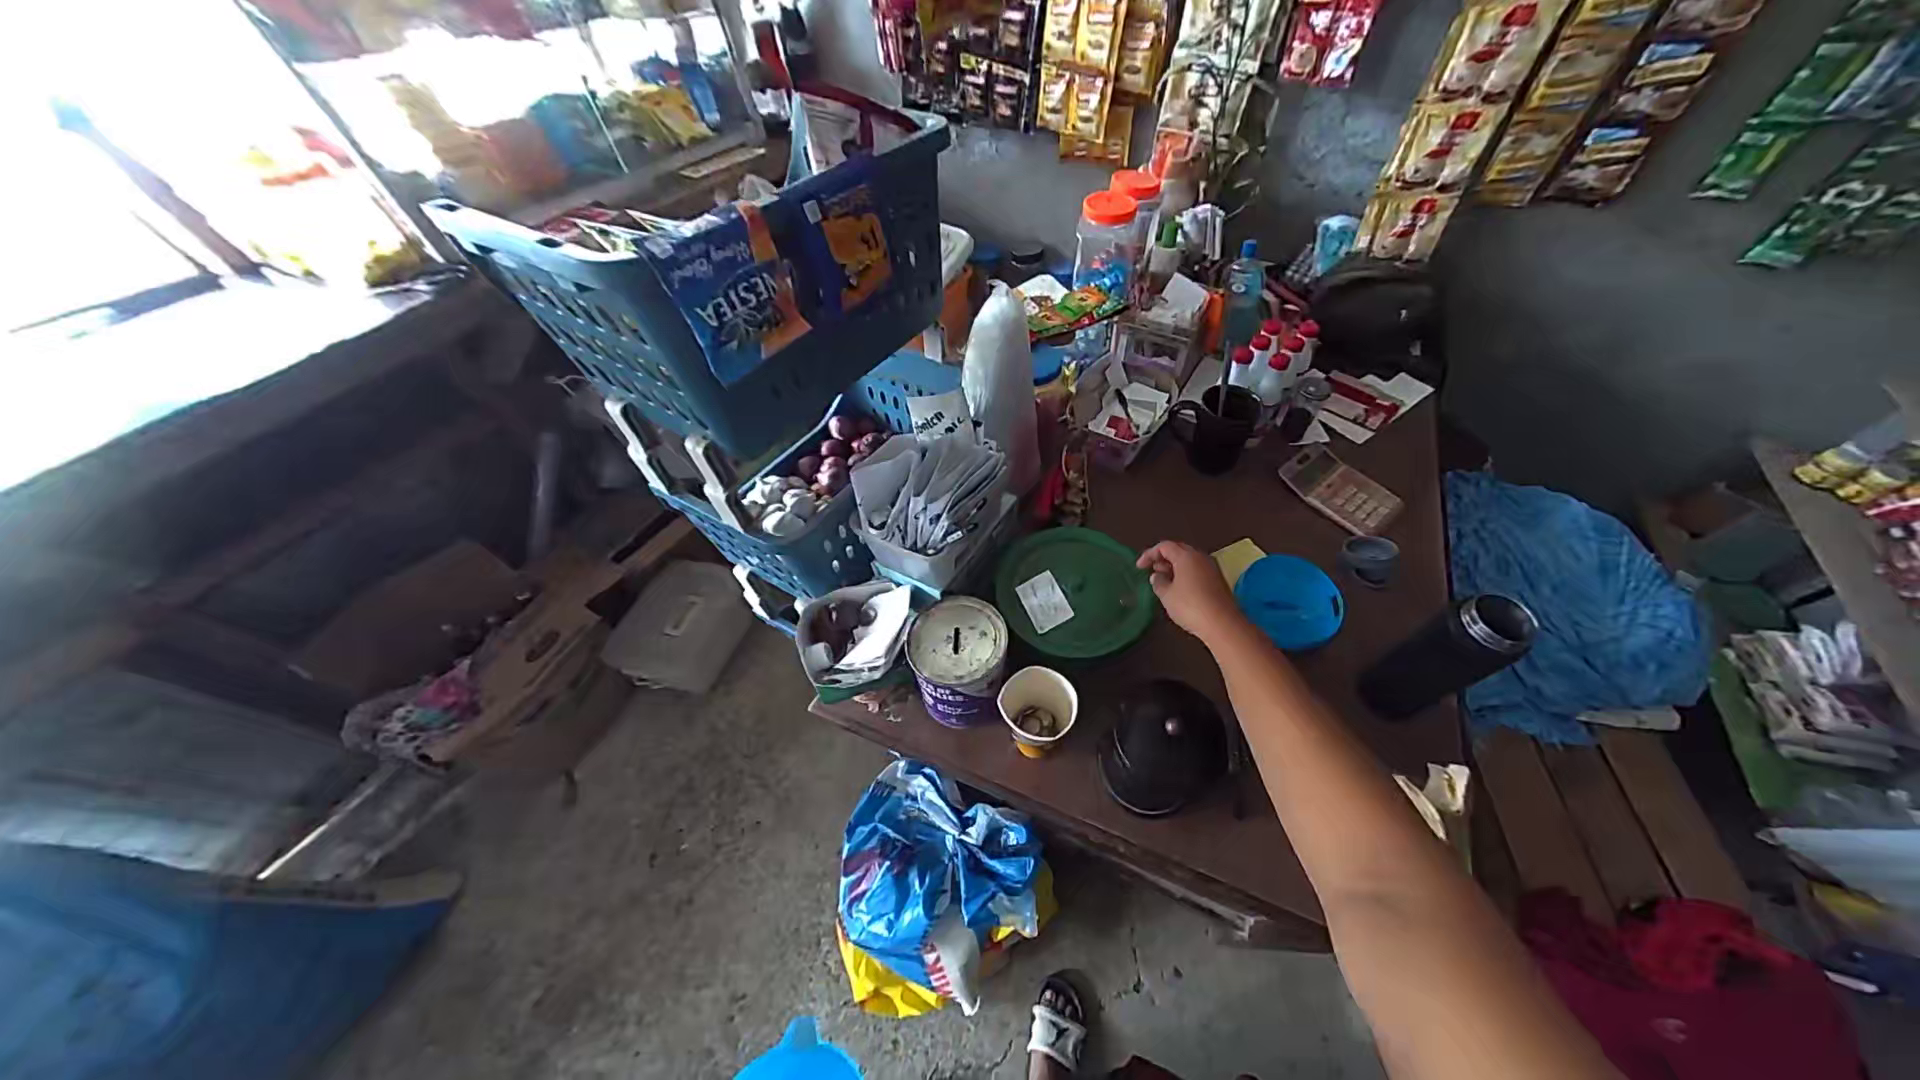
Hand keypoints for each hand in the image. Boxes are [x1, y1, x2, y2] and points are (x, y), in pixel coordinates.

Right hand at [1136, 541, 1243, 642]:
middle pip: (1178, 550)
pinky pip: (1198, 570)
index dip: (1149, 554)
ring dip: (1174, 567)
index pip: (1164, 546)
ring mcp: (1212, 569)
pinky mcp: (1218, 581)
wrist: (1222, 624)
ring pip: (1189, 561)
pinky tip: (1180, 589)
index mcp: (1186, 556)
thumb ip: (1158, 582)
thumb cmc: (1190, 606)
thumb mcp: (1166, 595)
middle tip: (1152, 571)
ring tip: (1164, 581)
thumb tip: (1157, 576)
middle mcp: (1201, 557)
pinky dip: (1186, 574)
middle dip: (1163, 559)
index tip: (1140, 567)